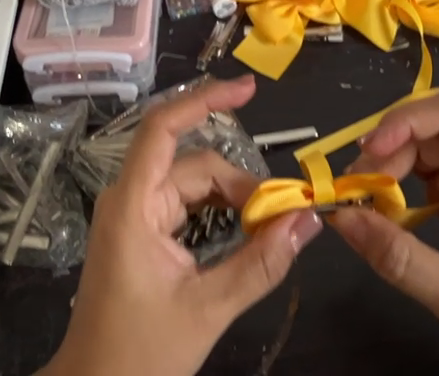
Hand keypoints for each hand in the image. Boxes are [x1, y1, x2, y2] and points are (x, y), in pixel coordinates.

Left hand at [41, 76, 323, 375]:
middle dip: (240, 181)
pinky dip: (217, 212)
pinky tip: (246, 230)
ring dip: (232, 198)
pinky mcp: (141, 232)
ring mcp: (134, 214)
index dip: (205, 100)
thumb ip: (260, 263)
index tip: (249, 89)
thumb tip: (308, 221)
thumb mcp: (208, 310)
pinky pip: (186, 205)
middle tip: (285, 211)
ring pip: (193, 184)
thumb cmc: (139, 355)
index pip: (164, 128)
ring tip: (270, 224)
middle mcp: (130, 197)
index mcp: (133, 205)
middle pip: (192, 163)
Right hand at [330, 89, 438, 375]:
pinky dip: (396, 191)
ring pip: (423, 152)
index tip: (368, 152)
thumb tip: (341, 217)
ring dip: (388, 168)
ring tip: (361, 200)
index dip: (405, 121)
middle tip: (354, 188)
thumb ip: (401, 259)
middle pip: (430, 130)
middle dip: (387, 149)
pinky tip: (381, 216)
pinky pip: (424, 181)